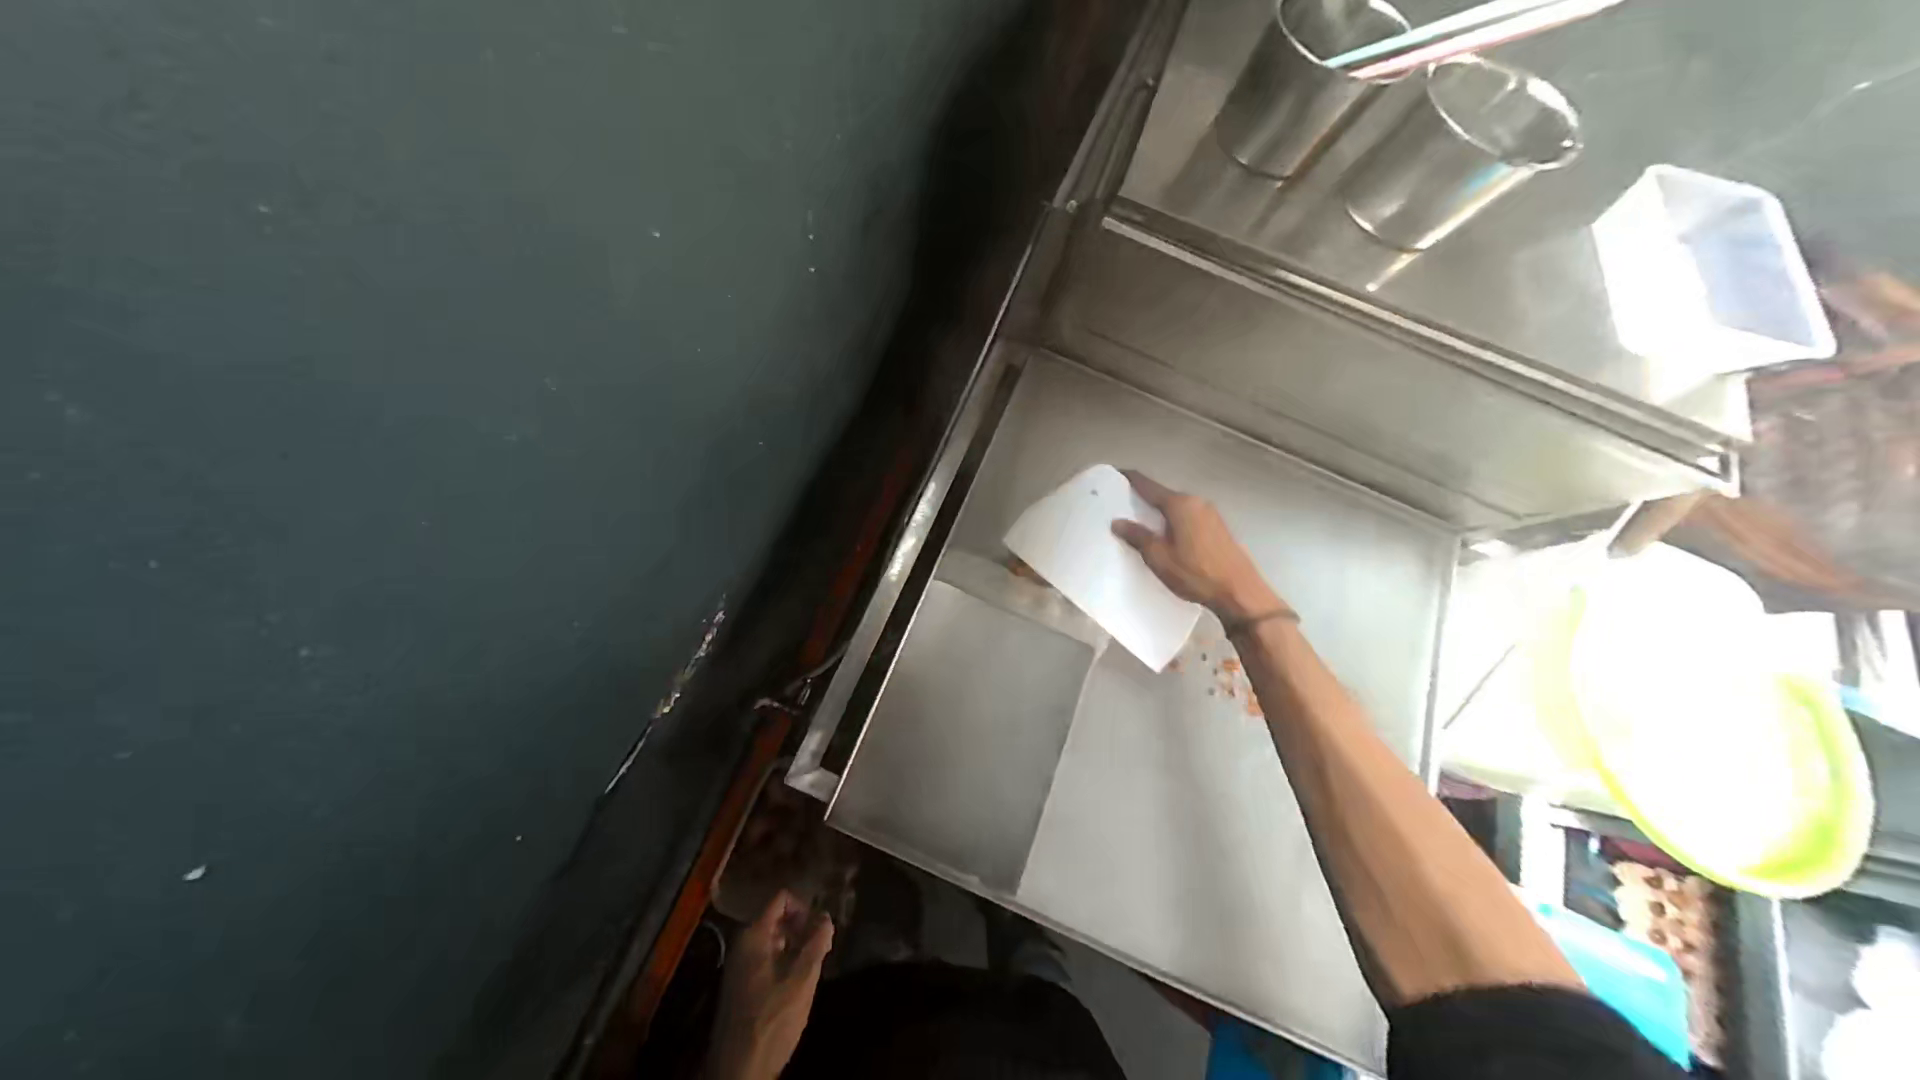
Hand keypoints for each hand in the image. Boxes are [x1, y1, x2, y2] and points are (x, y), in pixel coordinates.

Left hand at [705, 891, 833, 1079]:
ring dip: (794, 947)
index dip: (804, 906)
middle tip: (821, 948)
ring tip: (813, 966)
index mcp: (754, 936)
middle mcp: (742, 945)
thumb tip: (826, 917)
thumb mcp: (802, 979)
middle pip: (777, 919)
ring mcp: (739, 966)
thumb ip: (816, 944)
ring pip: (772, 941)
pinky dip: (783, 962)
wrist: (738, 1070)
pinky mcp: (741, 986)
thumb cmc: (772, 1019)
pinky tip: (796, 984)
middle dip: (802, 928)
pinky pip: (765, 959)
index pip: (781, 899)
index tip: (820, 927)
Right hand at [1111, 470, 1288, 625]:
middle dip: (1142, 498)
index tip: (1114, 474)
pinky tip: (1165, 535)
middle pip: (1163, 494)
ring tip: (1139, 523)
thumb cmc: (1196, 574)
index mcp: (1180, 504)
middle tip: (1121, 506)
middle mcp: (1196, 502)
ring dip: (1158, 511)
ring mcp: (1210, 514)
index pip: (1148, 485)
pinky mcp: (1217, 527)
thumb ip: (1138, 536)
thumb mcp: (1159, 558)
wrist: (1240, 592)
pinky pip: (1188, 516)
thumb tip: (1117, 522)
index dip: (1129, 478)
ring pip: (1176, 506)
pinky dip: (1172, 520)